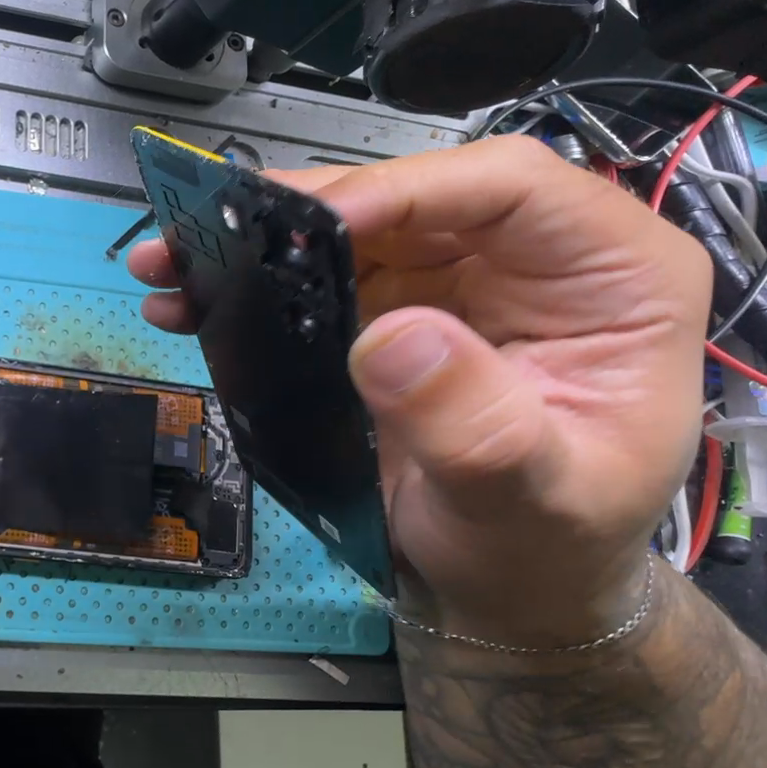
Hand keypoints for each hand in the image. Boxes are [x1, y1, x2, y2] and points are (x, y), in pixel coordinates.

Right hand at [128, 136, 710, 643]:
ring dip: (249, 242)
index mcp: (599, 279)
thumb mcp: (524, 495)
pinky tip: (181, 302)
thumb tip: (386, 336)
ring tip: (166, 262)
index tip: (314, 226)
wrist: (502, 579)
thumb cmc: (538, 539)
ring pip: (339, 232)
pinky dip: (239, 287)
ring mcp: (439, 289)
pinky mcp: (376, 317)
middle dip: (296, 209)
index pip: (508, 187)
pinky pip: (303, 282)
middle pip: (403, 198)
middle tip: (204, 228)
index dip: (407, 189)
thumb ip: (470, 421)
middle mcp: (516, 264)